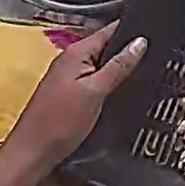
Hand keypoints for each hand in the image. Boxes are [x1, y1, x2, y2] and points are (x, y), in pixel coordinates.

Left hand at [8, 21, 146, 167]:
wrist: (32, 154)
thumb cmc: (58, 123)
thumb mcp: (96, 91)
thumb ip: (119, 66)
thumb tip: (139, 42)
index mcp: (75, 53)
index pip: (108, 31)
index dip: (130, 30)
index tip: (152, 35)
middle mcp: (69, 60)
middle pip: (105, 47)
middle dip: (126, 51)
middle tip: (151, 58)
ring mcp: (67, 77)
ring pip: (100, 64)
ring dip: (117, 69)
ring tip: (138, 75)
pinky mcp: (67, 93)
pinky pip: (93, 79)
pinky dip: (106, 83)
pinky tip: (116, 93)